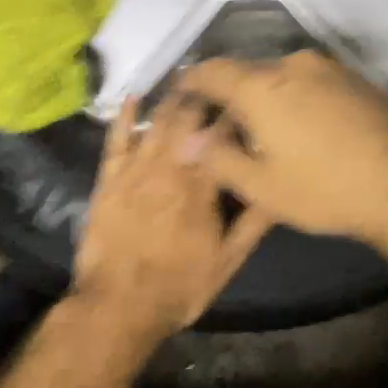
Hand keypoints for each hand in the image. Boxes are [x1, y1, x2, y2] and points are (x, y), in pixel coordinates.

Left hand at [72, 97, 270, 333]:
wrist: (117, 308)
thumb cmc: (178, 286)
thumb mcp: (227, 260)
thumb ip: (254, 221)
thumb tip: (278, 185)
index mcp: (201, 183)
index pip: (224, 135)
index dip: (238, 112)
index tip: (249, 97)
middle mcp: (169, 165)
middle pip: (189, 117)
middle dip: (205, 94)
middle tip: (218, 79)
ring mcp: (135, 169)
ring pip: (157, 121)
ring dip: (173, 98)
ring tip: (187, 79)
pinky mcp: (109, 179)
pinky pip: (116, 139)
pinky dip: (125, 116)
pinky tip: (133, 95)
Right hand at [175, 51, 387, 247]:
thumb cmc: (327, 189)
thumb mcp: (264, 187)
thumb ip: (219, 159)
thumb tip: (188, 141)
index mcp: (263, 85)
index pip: (213, 70)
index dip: (191, 81)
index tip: (178, 95)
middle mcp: (294, 64)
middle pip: (248, 73)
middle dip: (230, 97)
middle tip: (220, 130)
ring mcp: (329, 68)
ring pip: (281, 77)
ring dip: (265, 99)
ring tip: (262, 135)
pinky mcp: (355, 79)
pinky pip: (310, 82)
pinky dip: (294, 99)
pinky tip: (302, 131)